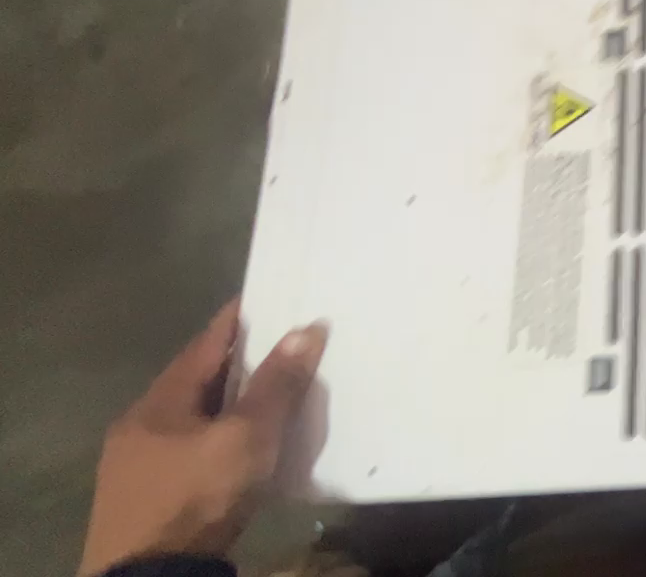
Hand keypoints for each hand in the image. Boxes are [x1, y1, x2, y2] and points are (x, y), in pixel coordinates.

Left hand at [78, 301, 327, 576]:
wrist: (156, 575)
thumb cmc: (199, 491)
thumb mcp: (248, 432)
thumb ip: (278, 382)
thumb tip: (307, 327)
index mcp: (158, 405)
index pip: (206, 344)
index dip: (239, 317)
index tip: (272, 291)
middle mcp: (143, 425)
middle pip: (202, 376)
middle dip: (245, 355)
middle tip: (289, 332)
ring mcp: (144, 459)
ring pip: (202, 408)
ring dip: (239, 390)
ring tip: (283, 376)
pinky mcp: (157, 486)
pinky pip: (201, 435)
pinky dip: (231, 420)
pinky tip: (257, 424)